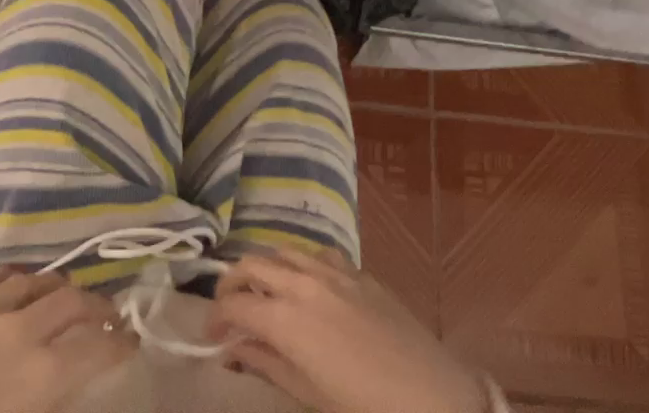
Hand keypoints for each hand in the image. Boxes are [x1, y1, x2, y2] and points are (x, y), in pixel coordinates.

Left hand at [0, 268, 135, 412]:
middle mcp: (20, 331)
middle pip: (73, 301)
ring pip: (36, 282)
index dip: (124, 342)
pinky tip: (21, 284)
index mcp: (42, 374)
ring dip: (58, 287)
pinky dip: (15, 279)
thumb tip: (75, 392)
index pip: (101, 346)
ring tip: (68, 296)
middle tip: (109, 316)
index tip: (135, 342)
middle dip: (99, 307)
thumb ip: (55, 403)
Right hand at [212, 249, 487, 412]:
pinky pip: (320, 254)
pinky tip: (309, 286)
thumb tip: (235, 350)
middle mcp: (304, 282)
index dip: (215, 318)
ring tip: (265, 294)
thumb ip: (266, 364)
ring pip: (284, 251)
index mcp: (286, 317)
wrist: (434, 396)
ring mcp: (335, 272)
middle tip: (230, 310)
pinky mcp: (361, 273)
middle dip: (232, 284)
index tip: (213, 336)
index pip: (233, 304)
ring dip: (266, 268)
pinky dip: (303, 264)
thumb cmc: (364, 406)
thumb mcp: (307, 393)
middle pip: (252, 264)